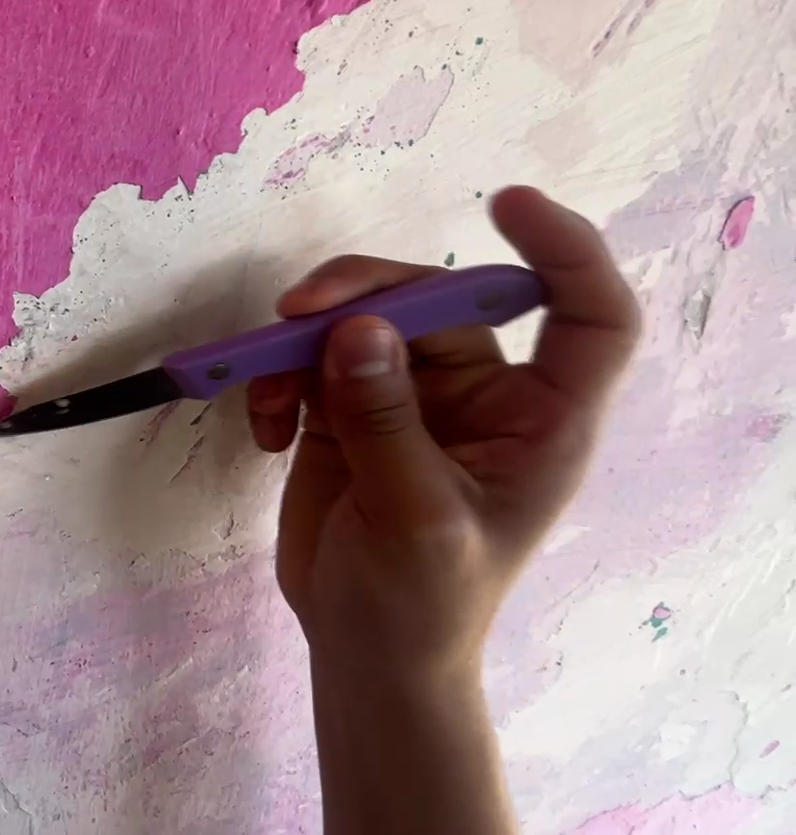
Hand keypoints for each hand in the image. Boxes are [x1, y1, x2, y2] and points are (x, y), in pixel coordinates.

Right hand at [246, 186, 640, 675]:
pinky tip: (261, 432)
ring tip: (264, 402)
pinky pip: (302, 366)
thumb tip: (356, 327)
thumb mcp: (414, 514)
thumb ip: (385, 419)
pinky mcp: (338, 412)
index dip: (561, 253)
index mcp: (533, 420)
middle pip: (427, 302)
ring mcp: (398, 400)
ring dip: (295, 351)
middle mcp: (471, 395)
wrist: (359, 638)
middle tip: (292, 310)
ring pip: (351, 327)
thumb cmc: (422, 597)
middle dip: (357, 296)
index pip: (581, 318)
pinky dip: (270, 386)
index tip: (505, 204)